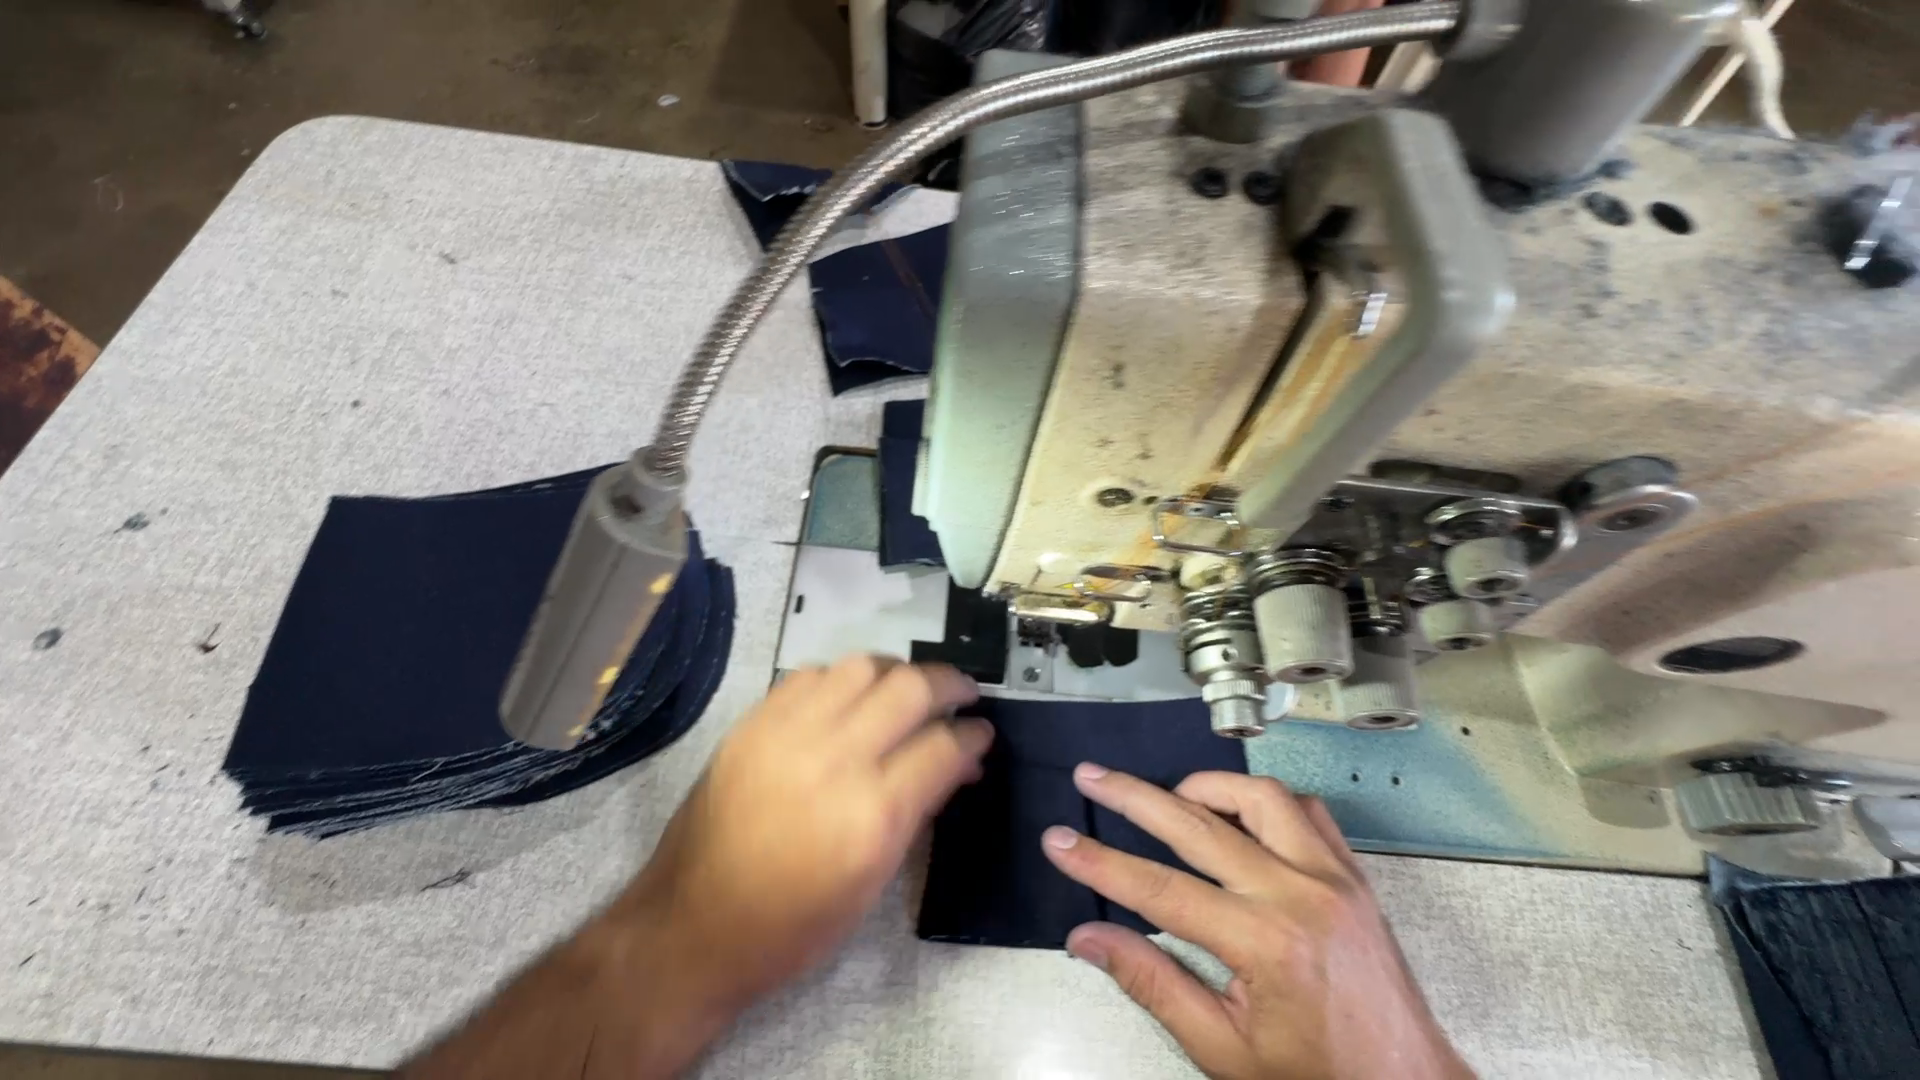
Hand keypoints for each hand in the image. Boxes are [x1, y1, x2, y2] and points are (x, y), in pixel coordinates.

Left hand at [404, 655, 988, 1079]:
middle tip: (963, 693)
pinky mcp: (754, 722)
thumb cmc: (795, 923)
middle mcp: (835, 758)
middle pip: (911, 687)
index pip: (944, 745)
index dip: (974, 734)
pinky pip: (812, 674)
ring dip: (897, 672)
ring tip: (908, 690)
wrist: (693, 924)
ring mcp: (789, 732)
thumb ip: (919, 808)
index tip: (983, 732)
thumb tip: (957, 763)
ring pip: (862, 665)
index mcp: (873, 813)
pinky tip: (849, 699)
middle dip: (950, 683)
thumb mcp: (874, 880)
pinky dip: (843, 679)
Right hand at [1041, 766, 1472, 1079]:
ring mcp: (1333, 876)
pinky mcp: (1353, 874)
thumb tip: (1086, 938)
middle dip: (1134, 796)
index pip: (1161, 890)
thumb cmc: (1316, 1079)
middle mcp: (1300, 894)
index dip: (1101, 863)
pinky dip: (1263, 800)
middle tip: (1092, 776)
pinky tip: (1237, 811)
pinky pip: (1306, 810)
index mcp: (1265, 944)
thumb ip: (1151, 983)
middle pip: (1198, 824)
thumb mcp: (1223, 1050)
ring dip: (1205, 787)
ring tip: (1165, 793)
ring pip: (1259, 796)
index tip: (1059, 840)